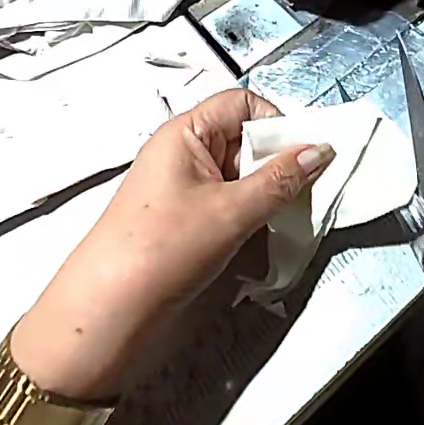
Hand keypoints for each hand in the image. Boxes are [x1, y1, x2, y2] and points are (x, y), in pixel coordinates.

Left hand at [9, 90, 333, 399]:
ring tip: (288, 211)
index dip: (275, 121)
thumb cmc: (154, 253)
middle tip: (303, 184)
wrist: (105, 321)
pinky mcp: (195, 219)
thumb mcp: (230, 211)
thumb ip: (281, 179)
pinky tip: (270, 229)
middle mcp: (188, 154)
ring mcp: (191, 188)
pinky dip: (258, 210)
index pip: (243, 104)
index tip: (302, 150)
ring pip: (246, 171)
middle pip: (248, 137)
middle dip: (279, 159)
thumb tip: (318, 152)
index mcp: (186, 134)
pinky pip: (238, 199)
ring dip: (271, 189)